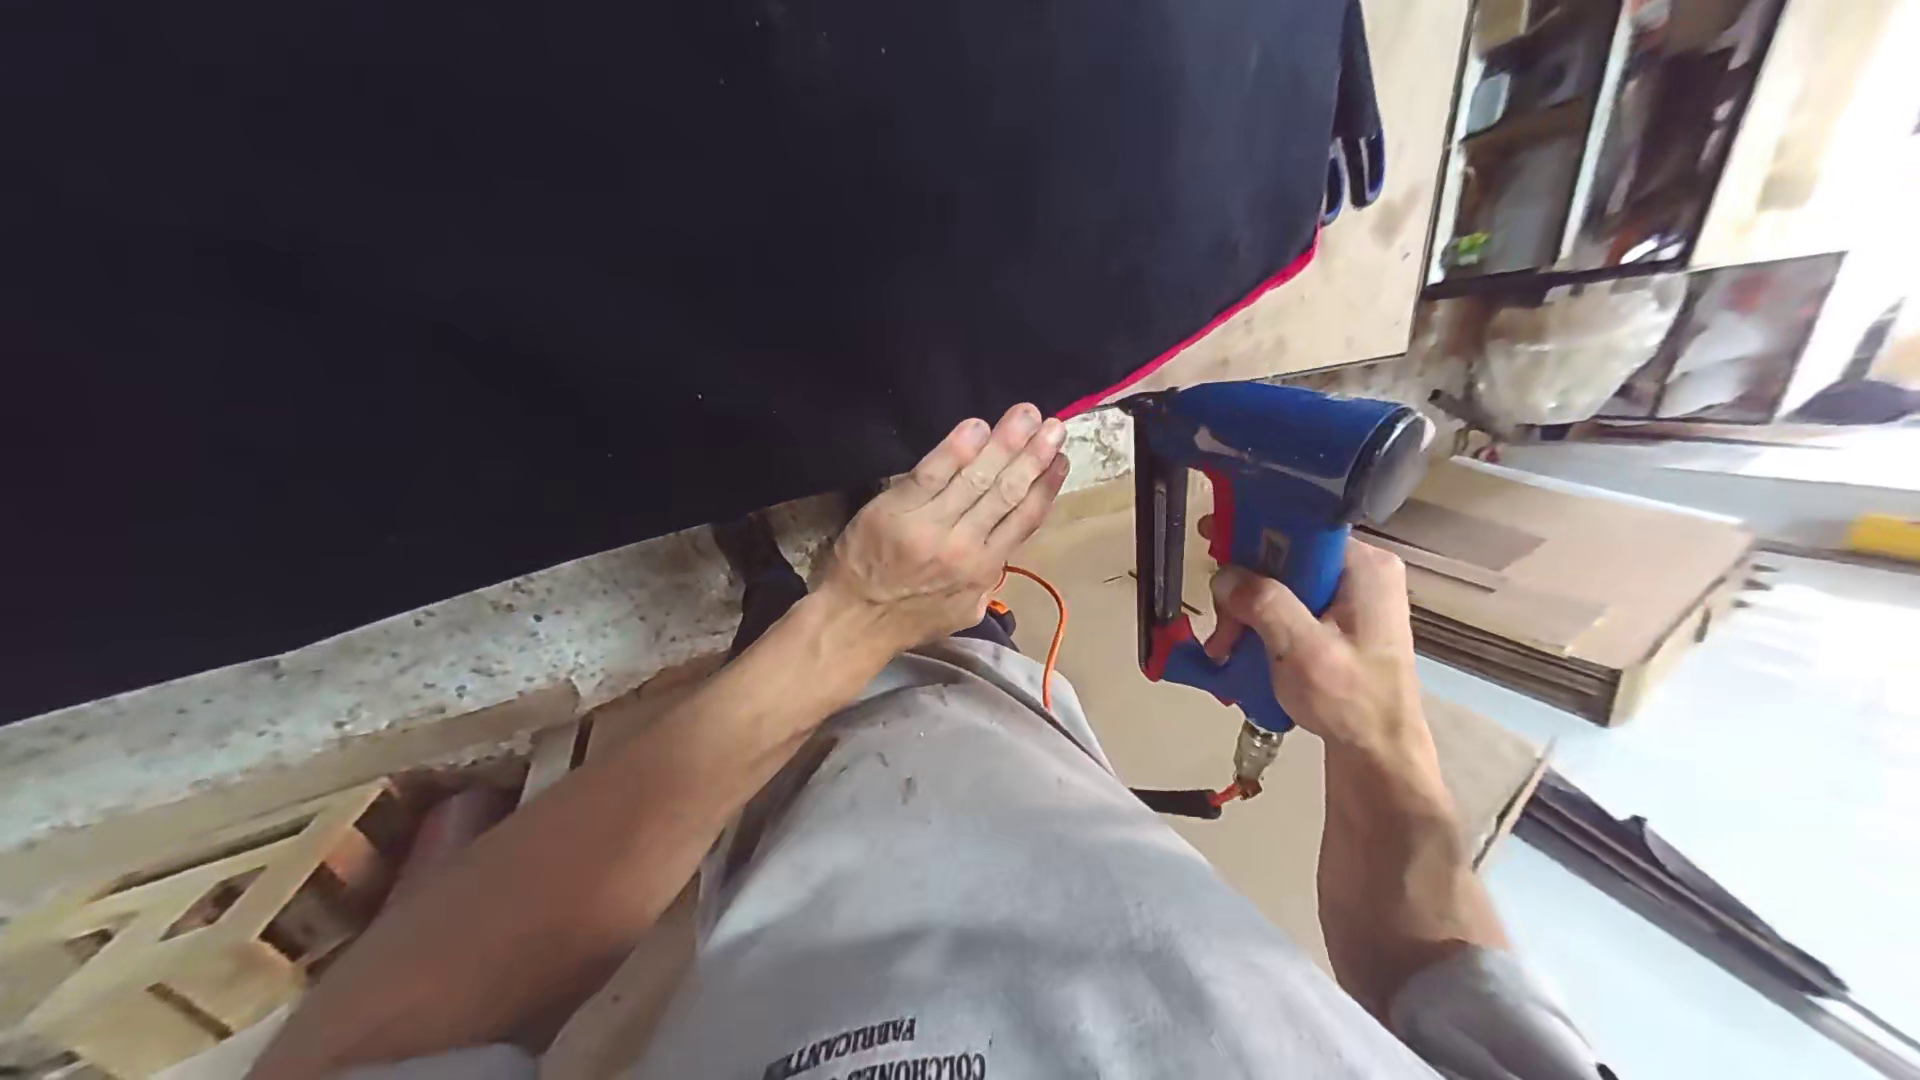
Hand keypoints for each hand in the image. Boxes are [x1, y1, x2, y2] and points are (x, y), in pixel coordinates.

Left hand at [818, 403, 1069, 655]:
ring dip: (1005, 443)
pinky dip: (955, 449)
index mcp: (984, 569)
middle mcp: (965, 545)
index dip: (1046, 486)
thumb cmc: (908, 617)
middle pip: (1007, 491)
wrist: (855, 620)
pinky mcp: (897, 509)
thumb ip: (988, 581)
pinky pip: (932, 473)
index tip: (1061, 459)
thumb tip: (1003, 552)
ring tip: (1025, 415)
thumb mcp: (963, 611)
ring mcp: (931, 525)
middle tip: (1054, 424)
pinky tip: (976, 427)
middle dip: (1034, 455)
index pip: (1024, 519)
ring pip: (977, 478)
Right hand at [1201, 529, 1431, 766]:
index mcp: (1362, 566)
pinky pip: (1283, 604)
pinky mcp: (1334, 619)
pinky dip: (1256, 622)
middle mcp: (1357, 571)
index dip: (1251, 529)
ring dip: (1243, 612)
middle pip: (1281, 555)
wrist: (1378, 754)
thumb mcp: (1303, 650)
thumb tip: (1224, 576)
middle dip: (1242, 588)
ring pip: (1275, 582)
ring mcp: (1347, 596)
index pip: (1298, 525)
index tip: (1211, 537)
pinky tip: (1240, 647)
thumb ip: (1264, 604)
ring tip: (1226, 648)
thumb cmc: (1350, 702)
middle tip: (1221, 626)